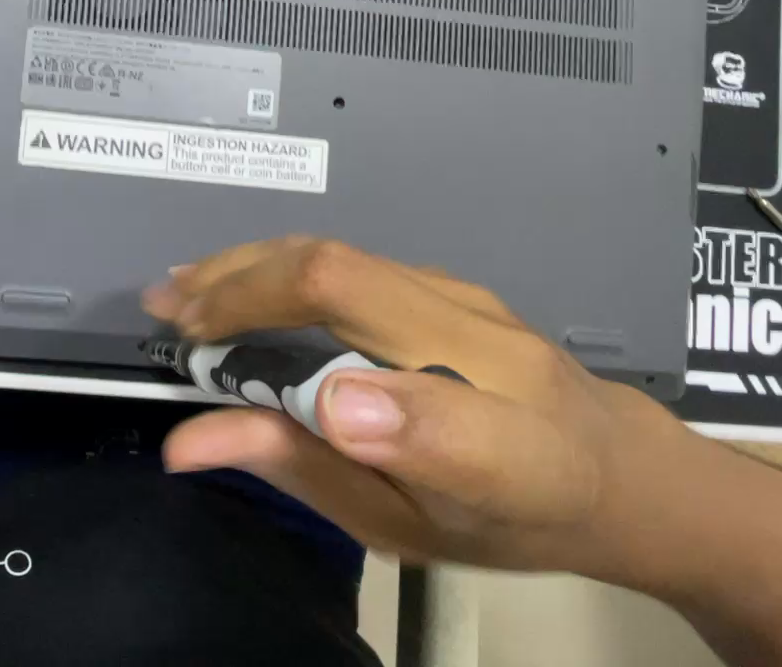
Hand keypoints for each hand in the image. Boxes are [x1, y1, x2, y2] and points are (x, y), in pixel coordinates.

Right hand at [143, 237, 712, 585]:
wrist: (617, 468)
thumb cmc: (508, 515)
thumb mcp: (407, 527)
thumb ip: (303, 471)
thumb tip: (188, 441)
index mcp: (506, 450)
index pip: (415, 408)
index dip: (308, 387)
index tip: (208, 376)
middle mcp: (486, 348)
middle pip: (336, 276)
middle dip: (234, 286)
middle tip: (163, 312)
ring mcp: (464, 298)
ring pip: (334, 254)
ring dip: (244, 266)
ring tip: (180, 291)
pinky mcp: (446, 281)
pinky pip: (346, 259)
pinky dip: (275, 266)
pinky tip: (236, 280)